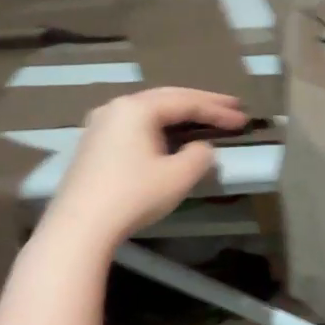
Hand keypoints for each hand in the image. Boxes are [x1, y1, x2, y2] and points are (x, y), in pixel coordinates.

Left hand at [43, 87, 245, 248]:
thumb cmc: (134, 195)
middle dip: (201, 102)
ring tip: (204, 116)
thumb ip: (200, 155)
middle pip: (166, 98)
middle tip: (231, 105)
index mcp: (137, 108)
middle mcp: (116, 108)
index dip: (218, 110)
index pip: (186, 103)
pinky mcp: (94, 144)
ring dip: (179, 112)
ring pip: (148, 110)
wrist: (81, 225)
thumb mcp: (180, 175)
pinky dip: (160, 125)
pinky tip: (171, 133)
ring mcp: (100, 125)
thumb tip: (200, 147)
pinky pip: (135, 124)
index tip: (243, 118)